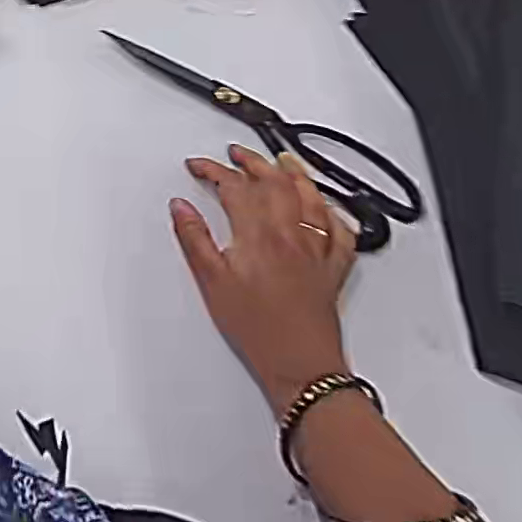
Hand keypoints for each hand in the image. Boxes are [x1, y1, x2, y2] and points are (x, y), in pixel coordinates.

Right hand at [170, 144, 356, 412]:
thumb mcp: (211, 281)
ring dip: (295, 173)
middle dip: (252, 161)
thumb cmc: (258, 329)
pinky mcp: (333, 268)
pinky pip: (340, 230)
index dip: (213, 170)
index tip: (198, 166)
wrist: (301, 367)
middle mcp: (291, 235)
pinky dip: (332, 211)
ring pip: (310, 198)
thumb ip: (194, 238)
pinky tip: (326, 205)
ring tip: (283, 159)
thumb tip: (181, 208)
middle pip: (274, 182)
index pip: (234, 186)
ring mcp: (316, 250)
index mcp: (259, 235)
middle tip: (235, 154)